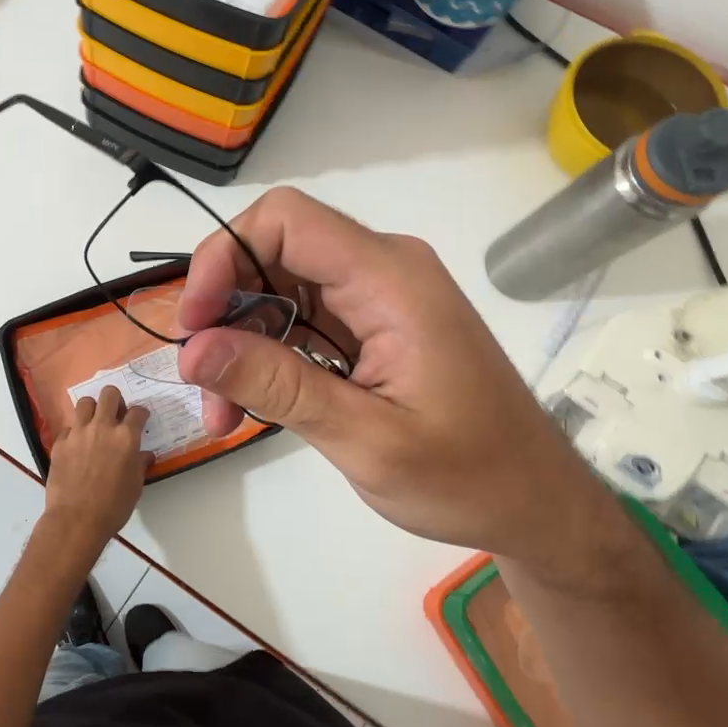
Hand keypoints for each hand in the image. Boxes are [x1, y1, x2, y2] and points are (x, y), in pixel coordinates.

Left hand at [44, 386, 153, 546]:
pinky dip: (74, 432)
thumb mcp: (135, 486)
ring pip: (85, 403)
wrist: (77, 519)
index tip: (140, 419)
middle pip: (109, 394)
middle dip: (115, 400)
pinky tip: (77, 446)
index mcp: (126, 437)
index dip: (141, 414)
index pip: (137, 412)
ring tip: (94, 423)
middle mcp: (102, 427)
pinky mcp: (59, 442)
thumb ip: (140, 465)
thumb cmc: (113, 506)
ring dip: (92, 409)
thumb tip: (144, 455)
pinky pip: (68, 427)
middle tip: (116, 414)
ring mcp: (78, 433)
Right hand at [174, 188, 615, 567]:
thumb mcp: (365, 439)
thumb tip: (192, 349)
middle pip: (273, 252)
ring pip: (277, 290)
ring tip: (221, 412)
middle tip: (200, 379)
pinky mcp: (370, 327)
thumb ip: (278, 386)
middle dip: (223, 310)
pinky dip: (264, 358)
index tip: (196, 325)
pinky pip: (298, 320)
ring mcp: (376, 299)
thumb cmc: (467, 477)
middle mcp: (382, 271)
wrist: (535, 504)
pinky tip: (246, 406)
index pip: (286, 221)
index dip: (224, 257)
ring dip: (237, 343)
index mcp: (391, 280)